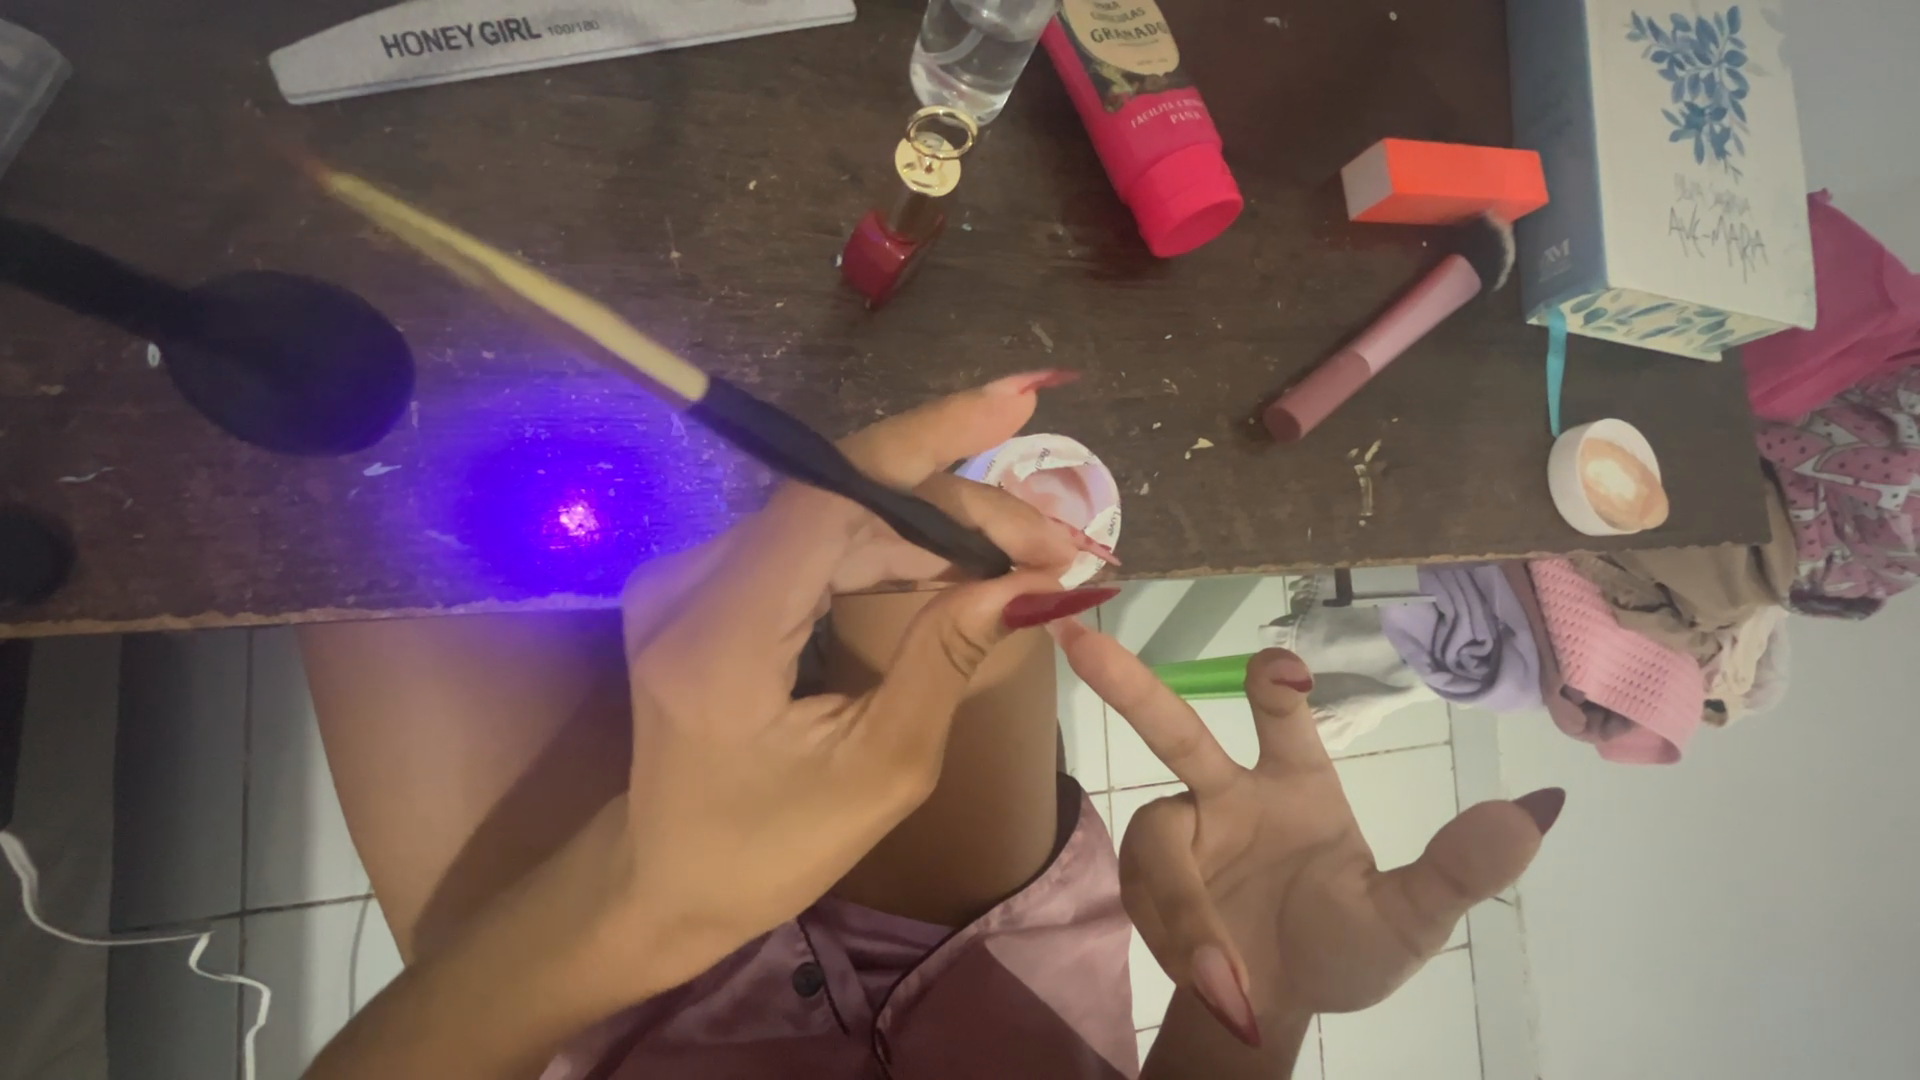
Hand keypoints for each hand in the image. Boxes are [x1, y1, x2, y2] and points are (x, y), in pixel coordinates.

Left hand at [606, 373, 1117, 989]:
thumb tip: (1029, 580)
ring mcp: (695, 575)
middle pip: (847, 502)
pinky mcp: (713, 581)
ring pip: (840, 514)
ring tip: (1029, 551)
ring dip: (937, 527)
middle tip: (1058, 541)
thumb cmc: (769, 850)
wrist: (665, 877)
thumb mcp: (882, 769)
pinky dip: (895, 547)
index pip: (829, 496)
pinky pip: (819, 540)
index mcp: (721, 640)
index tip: (1015, 403)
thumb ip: (948, 658)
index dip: (926, 440)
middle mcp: (692, 583)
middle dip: (962, 510)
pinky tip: (959, 560)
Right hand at [1054, 622, 1561, 1046]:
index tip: (1280, 661)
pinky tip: (1215, 980)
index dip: (1276, 683)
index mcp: (1293, 784)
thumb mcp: (1406, 920)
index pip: (1278, 715)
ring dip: (1180, 906)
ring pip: (1156, 843)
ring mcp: (1178, 832)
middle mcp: (1224, 792)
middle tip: (1076, 639)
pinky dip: (1176, 937)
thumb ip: (1456, 869)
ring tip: (1223, 977)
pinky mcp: (1146, 877)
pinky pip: (1145, 894)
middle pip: (1171, 728)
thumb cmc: (1343, 946)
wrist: (1274, 1004)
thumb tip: (1537, 807)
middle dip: (1124, 682)